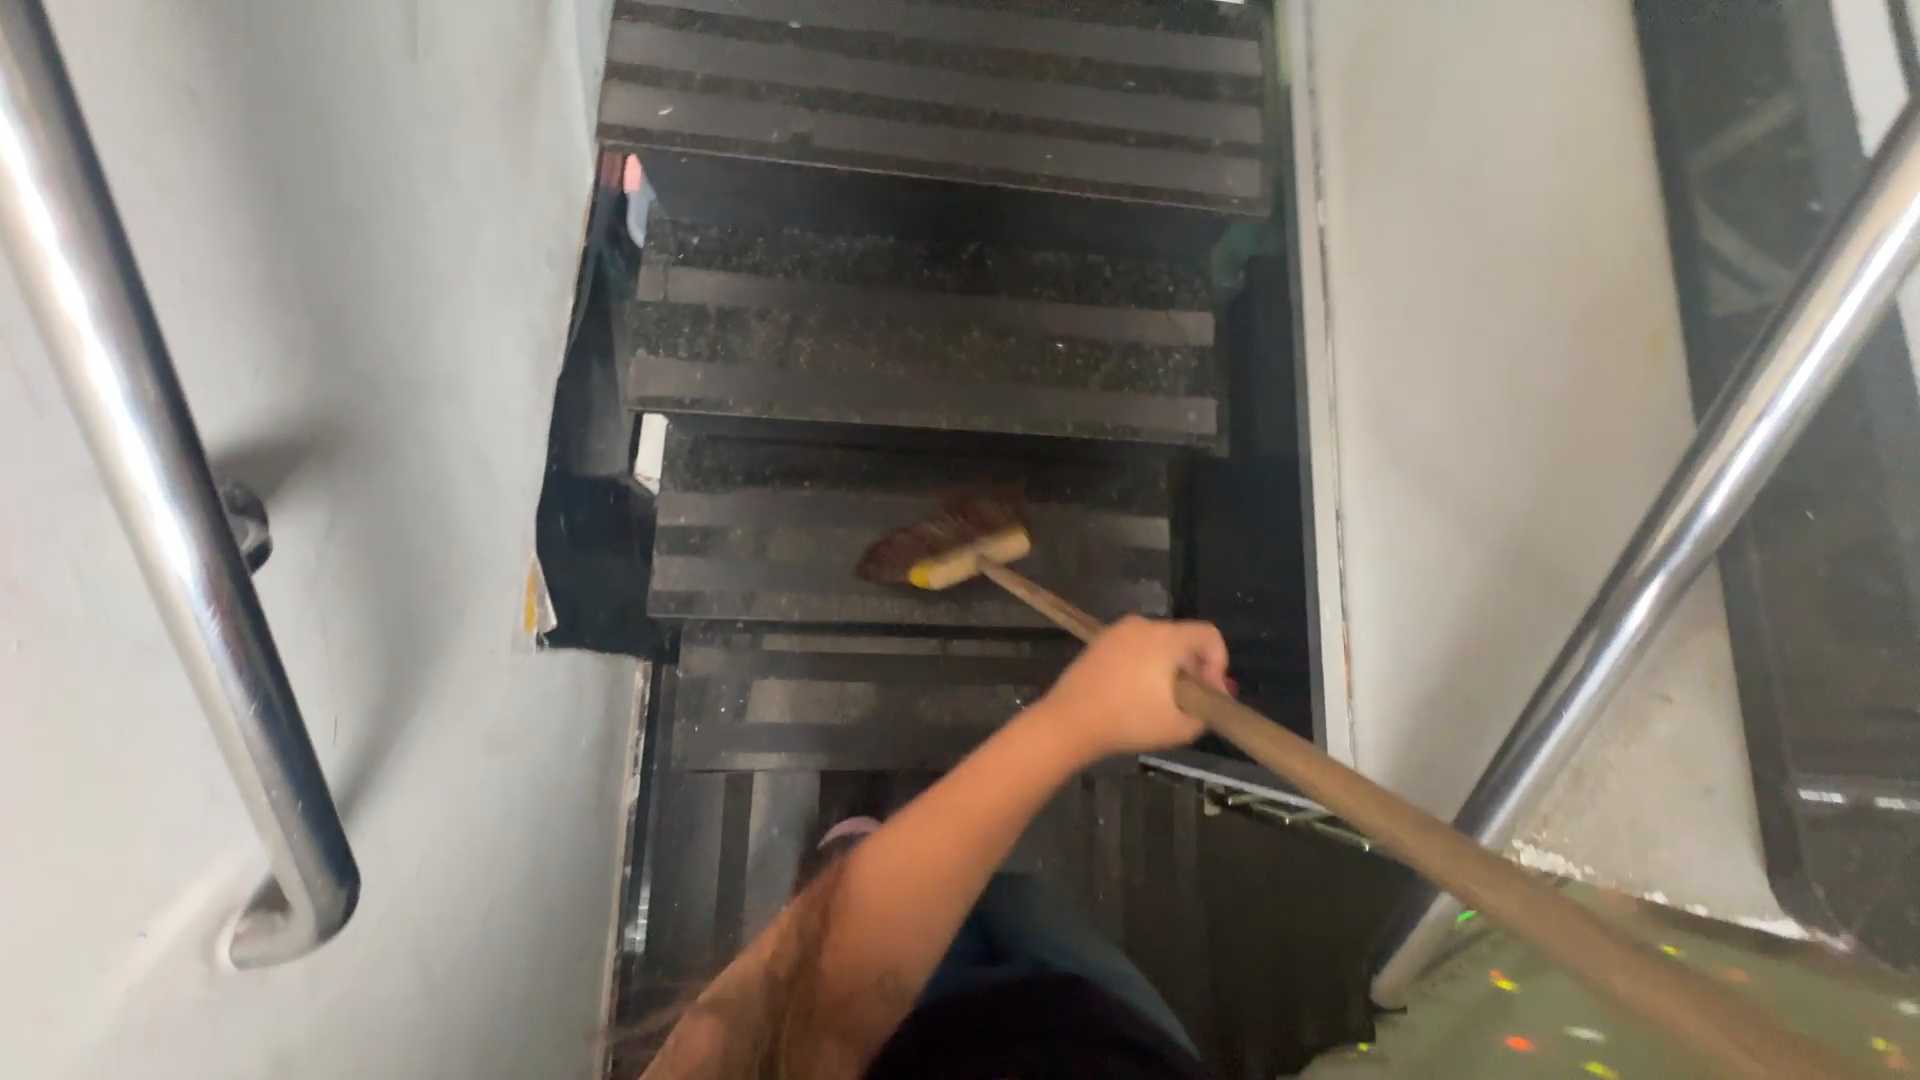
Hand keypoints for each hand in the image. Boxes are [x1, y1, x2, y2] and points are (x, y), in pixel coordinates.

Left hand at [1025, 615, 1230, 763]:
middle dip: (1193, 667)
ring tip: (1161, 699)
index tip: (1210, 692)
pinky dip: (1143, 664)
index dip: (1219, 663)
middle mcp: (1143, 624)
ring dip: (1167, 666)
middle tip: (1190, 699)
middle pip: (1182, 638)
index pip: (1209, 634)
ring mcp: (1116, 631)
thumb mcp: (1181, 727)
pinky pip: (1133, 647)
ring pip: (1157, 643)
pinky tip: (1135, 693)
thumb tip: (1207, 700)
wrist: (1070, 720)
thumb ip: (1205, 712)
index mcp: (1166, 637)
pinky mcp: (1098, 642)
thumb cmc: (1130, 721)